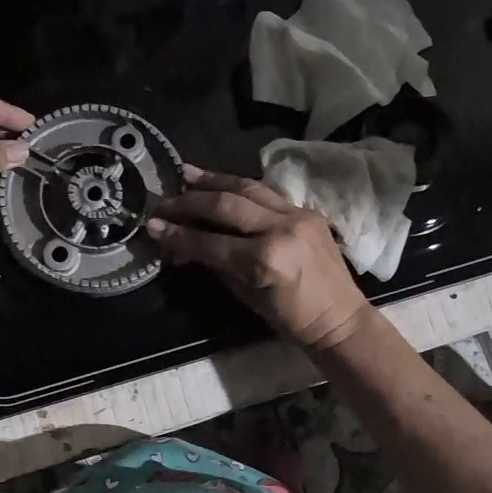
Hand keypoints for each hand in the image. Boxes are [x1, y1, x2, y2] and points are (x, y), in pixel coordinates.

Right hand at [146, 167, 371, 350]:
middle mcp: (281, 229)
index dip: (178, 235)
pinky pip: (266, 193)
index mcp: (266, 260)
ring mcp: (297, 215)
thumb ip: (217, 264)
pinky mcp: (307, 210)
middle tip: (162, 202)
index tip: (152, 227)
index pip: (211, 242)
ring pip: (247, 189)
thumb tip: (186, 245)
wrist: (339, 317)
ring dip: (213, 181)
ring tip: (186, 174)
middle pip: (226, 206)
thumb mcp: (246, 296)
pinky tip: (219, 183)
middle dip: (189, 202)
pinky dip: (239, 187)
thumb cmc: (290, 319)